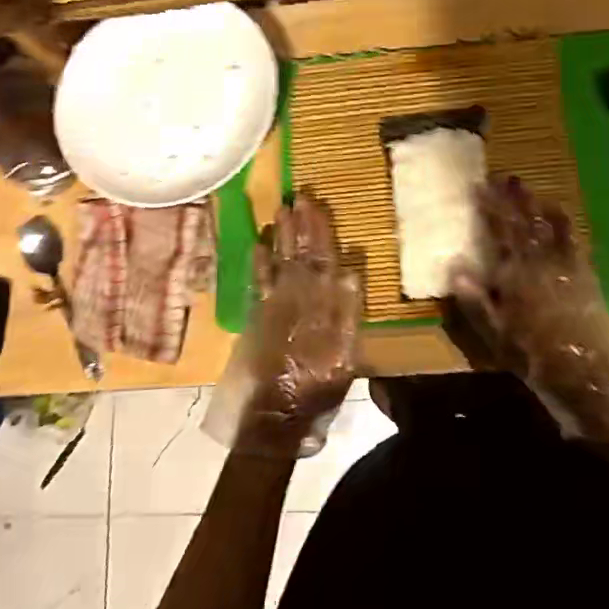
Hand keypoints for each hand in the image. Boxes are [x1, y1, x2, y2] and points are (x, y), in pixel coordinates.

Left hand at [235, 195, 361, 457]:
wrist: (276, 413)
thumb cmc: (318, 385)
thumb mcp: (345, 354)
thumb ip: (348, 314)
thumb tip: (351, 273)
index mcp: (320, 304)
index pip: (323, 258)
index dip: (321, 231)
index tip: (318, 204)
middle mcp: (295, 298)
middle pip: (299, 254)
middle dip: (300, 225)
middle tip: (299, 195)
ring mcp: (274, 305)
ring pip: (278, 262)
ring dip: (280, 235)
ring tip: (281, 209)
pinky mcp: (259, 316)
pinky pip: (257, 282)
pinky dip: (258, 262)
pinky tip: (257, 243)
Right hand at [449, 177, 608, 446]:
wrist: (592, 372)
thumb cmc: (537, 357)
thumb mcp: (497, 335)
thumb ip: (476, 300)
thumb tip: (455, 266)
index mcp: (517, 274)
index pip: (500, 231)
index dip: (490, 208)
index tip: (478, 187)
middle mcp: (541, 261)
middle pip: (525, 222)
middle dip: (512, 198)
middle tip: (502, 176)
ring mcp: (566, 265)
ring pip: (548, 225)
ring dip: (535, 203)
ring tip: (525, 186)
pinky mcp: (584, 273)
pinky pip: (571, 238)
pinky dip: (562, 221)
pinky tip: (558, 211)